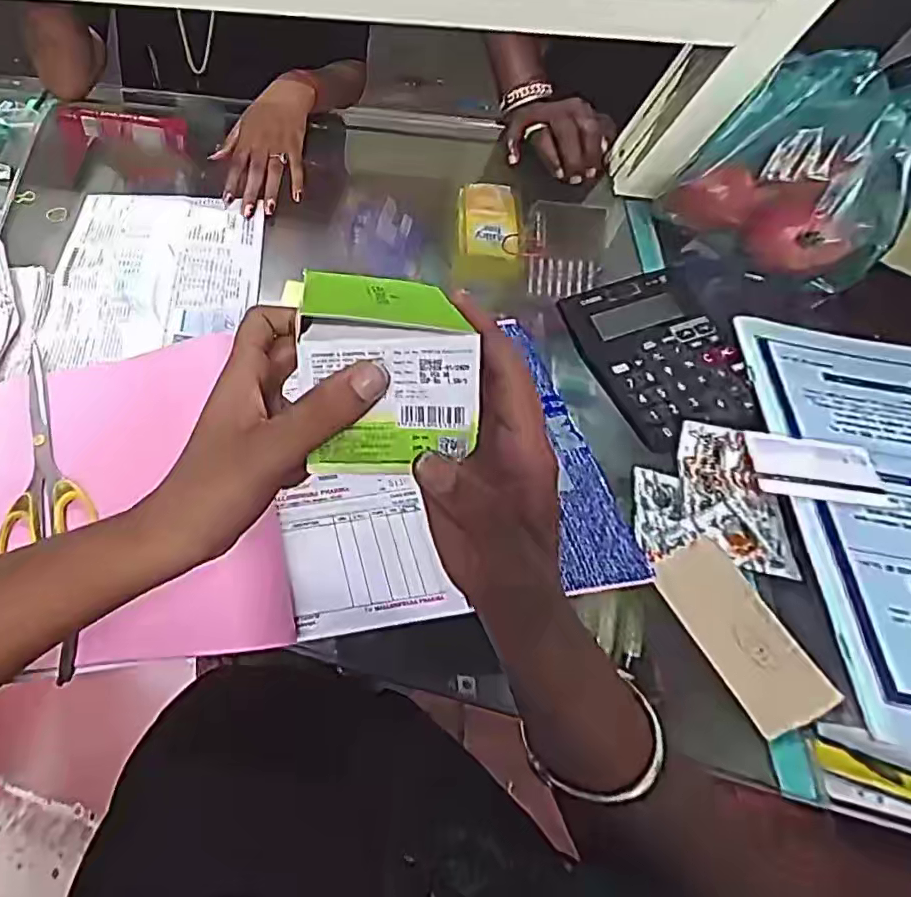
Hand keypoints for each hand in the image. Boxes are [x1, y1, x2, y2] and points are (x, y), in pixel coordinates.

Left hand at [141, 306, 386, 561]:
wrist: (182, 537)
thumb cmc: (213, 488)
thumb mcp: (274, 446)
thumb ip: (323, 410)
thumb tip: (372, 371)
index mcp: (243, 377)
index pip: (265, 323)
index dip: (298, 316)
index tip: (343, 328)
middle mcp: (252, 394)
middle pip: (295, 361)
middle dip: (335, 361)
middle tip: (383, 368)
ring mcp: (259, 423)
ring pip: (304, 399)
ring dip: (336, 403)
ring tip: (382, 409)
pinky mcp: (266, 452)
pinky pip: (303, 432)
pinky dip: (326, 438)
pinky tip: (352, 453)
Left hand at [212, 73, 315, 216]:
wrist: (288, 93)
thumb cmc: (264, 108)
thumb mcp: (242, 123)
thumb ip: (229, 143)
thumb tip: (215, 157)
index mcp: (247, 141)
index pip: (236, 165)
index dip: (231, 183)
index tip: (227, 199)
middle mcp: (262, 145)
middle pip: (255, 172)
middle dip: (251, 193)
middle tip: (248, 211)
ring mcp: (279, 146)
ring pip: (274, 172)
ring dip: (272, 191)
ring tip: (269, 208)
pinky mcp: (295, 146)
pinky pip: (296, 166)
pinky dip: (297, 181)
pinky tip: (296, 195)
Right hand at [413, 293, 562, 607]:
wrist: (512, 603)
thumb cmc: (512, 570)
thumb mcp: (495, 540)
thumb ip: (468, 500)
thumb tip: (429, 460)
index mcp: (524, 447)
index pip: (510, 378)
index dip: (487, 338)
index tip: (460, 307)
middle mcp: (504, 442)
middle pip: (481, 380)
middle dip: (452, 347)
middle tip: (412, 325)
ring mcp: (481, 455)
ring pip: (457, 403)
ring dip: (430, 379)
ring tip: (393, 357)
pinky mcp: (459, 469)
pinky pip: (437, 430)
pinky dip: (416, 413)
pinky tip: (387, 409)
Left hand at [503, 96, 615, 183]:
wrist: (537, 97)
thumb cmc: (527, 118)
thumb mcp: (514, 127)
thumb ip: (513, 144)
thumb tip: (513, 160)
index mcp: (547, 114)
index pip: (552, 138)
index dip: (556, 157)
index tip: (560, 174)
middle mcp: (567, 110)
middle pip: (575, 135)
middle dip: (578, 158)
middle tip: (579, 178)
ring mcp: (584, 109)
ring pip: (593, 131)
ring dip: (594, 153)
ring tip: (593, 172)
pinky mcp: (595, 111)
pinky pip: (606, 126)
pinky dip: (607, 142)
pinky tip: (605, 158)